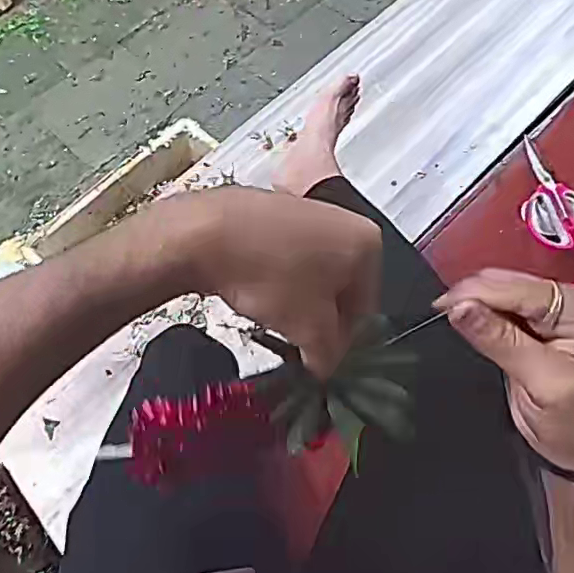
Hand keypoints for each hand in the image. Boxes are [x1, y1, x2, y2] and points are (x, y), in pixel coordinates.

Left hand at [168, 187, 381, 377]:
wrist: (206, 235)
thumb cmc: (266, 272)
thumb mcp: (311, 330)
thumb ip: (330, 355)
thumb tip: (325, 363)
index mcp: (367, 242)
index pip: (366, 307)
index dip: (343, 341)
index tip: (323, 359)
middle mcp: (343, 218)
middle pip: (339, 288)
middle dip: (318, 319)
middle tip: (296, 343)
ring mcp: (305, 210)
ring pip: (310, 273)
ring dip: (294, 300)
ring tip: (269, 316)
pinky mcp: (273, 210)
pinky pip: (283, 256)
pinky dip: (273, 277)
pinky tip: (253, 290)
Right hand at [436, 269, 573, 477]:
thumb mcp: (545, 387)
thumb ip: (502, 342)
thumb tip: (461, 309)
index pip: (529, 291)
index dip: (483, 293)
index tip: (445, 304)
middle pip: (518, 285)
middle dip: (477, 295)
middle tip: (442, 311)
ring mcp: (566, 311)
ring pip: (509, 290)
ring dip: (478, 301)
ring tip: (451, 314)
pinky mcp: (547, 321)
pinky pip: (508, 305)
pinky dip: (485, 310)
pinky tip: (470, 318)